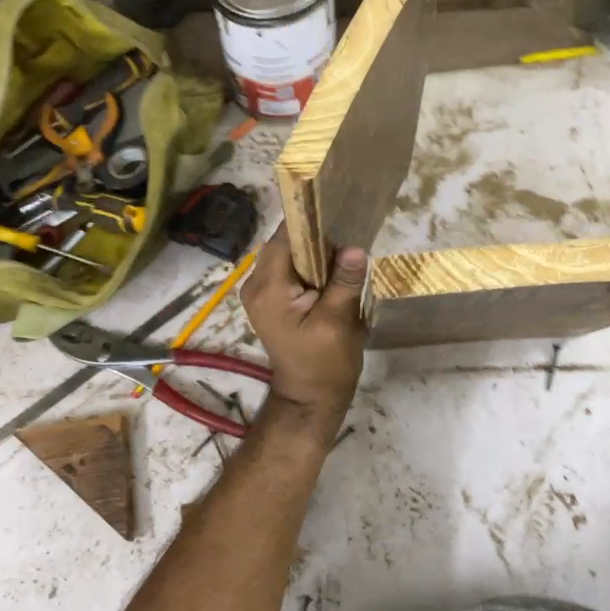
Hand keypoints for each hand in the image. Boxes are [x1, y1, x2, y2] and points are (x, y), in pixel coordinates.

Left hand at [240, 225, 367, 434]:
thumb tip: (354, 248)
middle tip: (345, 237)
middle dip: (313, 238)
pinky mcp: (268, 298)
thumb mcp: (338, 322)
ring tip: (341, 254)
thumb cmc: (324, 363)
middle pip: (283, 244)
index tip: (337, 213)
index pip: (284, 239)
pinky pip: (286, 268)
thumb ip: (343, 283)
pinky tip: (329, 271)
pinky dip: (306, 265)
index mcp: (268, 288)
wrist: (309, 397)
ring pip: (285, 254)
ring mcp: (258, 291)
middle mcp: (254, 284)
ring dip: (311, 252)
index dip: (309, 224)